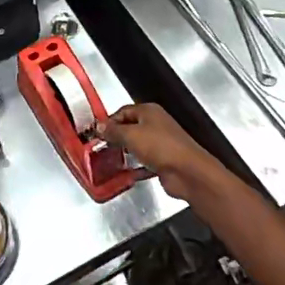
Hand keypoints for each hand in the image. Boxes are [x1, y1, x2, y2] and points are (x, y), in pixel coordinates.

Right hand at [102, 103, 225, 199]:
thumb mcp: (130, 135)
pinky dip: (135, 167)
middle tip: (100, 147)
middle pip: (129, 128)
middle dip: (115, 137)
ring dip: (124, 153)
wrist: (189, 173)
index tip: (96, 133)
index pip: (123, 111)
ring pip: (136, 146)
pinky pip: (144, 162)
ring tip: (108, 160)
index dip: (109, 121)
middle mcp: (155, 124)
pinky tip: (123, 173)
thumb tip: (98, 126)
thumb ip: (112, 131)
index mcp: (149, 111)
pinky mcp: (163, 162)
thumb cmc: (160, 147)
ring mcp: (161, 144)